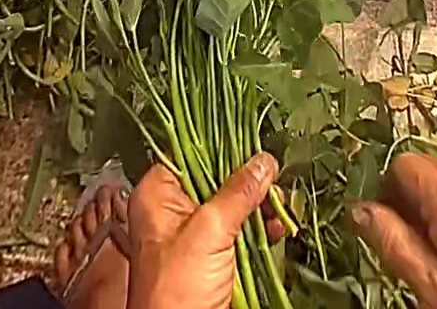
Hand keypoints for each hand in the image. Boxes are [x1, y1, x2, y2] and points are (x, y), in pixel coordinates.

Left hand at [126, 152, 278, 308]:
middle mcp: (172, 207)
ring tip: (279, 204)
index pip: (191, 150)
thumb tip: (264, 160)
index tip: (252, 144)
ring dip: (257, 203)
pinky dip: (257, 226)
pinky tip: (276, 225)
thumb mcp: (210, 231)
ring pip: (230, 202)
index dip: (222, 144)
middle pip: (215, 175)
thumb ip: (238, 192)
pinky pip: (237, 228)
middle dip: (248, 178)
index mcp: (158, 193)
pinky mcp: (210, 254)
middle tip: (272, 180)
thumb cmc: (178, 290)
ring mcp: (191, 232)